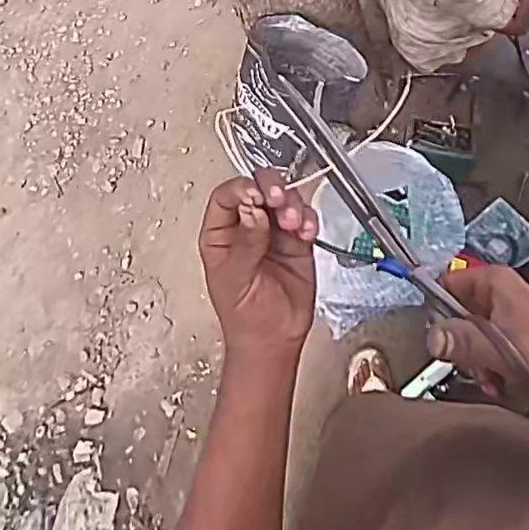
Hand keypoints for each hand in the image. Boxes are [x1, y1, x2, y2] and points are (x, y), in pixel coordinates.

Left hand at [198, 172, 319, 363]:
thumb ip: (246, 243)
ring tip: (293, 223)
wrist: (273, 340)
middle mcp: (247, 227)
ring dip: (292, 204)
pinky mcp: (297, 241)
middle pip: (257, 190)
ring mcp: (273, 232)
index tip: (255, 194)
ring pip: (284, 200)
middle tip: (278, 198)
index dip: (241, 189)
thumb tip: (252, 209)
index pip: (227, 196)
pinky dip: (308, 220)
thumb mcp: (236, 278)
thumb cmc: (243, 315)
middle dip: (270, 189)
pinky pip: (304, 218)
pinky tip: (305, 232)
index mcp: (220, 234)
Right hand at [428, 265, 528, 420]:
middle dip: (458, 343)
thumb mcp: (496, 350)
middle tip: (472, 363)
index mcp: (495, 281)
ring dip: (473, 361)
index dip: (435, 310)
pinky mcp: (514, 340)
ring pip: (467, 335)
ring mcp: (508, 317)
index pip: (444, 283)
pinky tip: (500, 383)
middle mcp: (499, 292)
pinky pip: (484, 350)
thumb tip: (431, 337)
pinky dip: (488, 368)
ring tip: (492, 377)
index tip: (435, 337)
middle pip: (454, 311)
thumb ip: (458, 340)